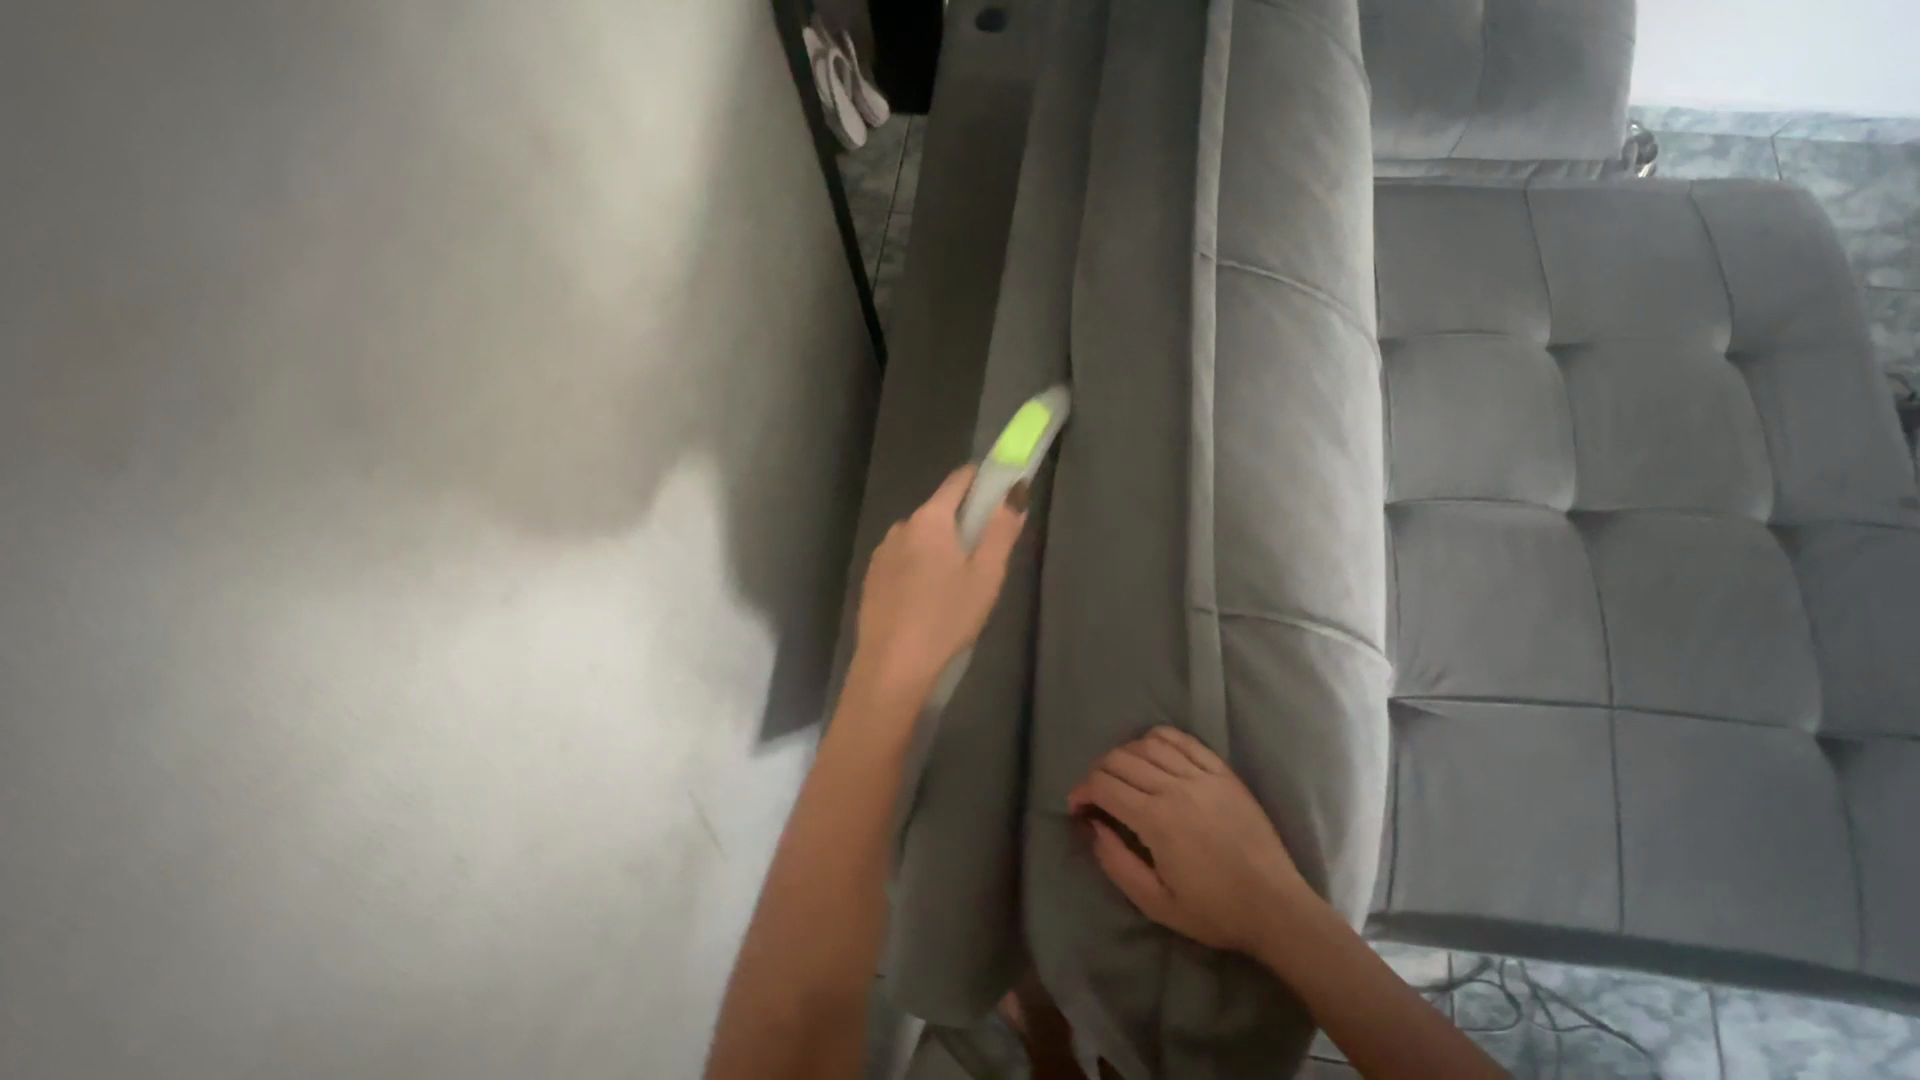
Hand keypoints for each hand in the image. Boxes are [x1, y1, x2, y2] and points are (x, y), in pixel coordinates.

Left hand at [850, 466, 1027, 701]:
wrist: (892, 666)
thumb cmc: (946, 618)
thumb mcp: (986, 575)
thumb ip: (1002, 530)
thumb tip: (1016, 491)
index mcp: (930, 519)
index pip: (958, 480)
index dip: (981, 480)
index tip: (1000, 491)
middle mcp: (901, 527)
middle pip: (938, 511)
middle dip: (962, 524)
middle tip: (984, 557)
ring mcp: (881, 553)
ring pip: (919, 539)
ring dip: (938, 549)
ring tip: (955, 586)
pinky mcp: (871, 579)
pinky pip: (903, 561)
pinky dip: (919, 569)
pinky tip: (927, 601)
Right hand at [1067, 727, 1310, 953]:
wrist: (1274, 907)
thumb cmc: (1213, 910)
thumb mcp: (1154, 902)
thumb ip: (1116, 863)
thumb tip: (1093, 827)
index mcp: (1156, 820)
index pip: (1103, 785)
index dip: (1081, 792)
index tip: (1078, 808)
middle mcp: (1176, 788)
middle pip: (1120, 759)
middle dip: (1097, 773)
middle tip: (1096, 795)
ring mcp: (1203, 776)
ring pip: (1148, 744)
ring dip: (1124, 754)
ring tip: (1122, 775)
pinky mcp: (1224, 774)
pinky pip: (1184, 741)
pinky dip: (1159, 739)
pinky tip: (1152, 752)